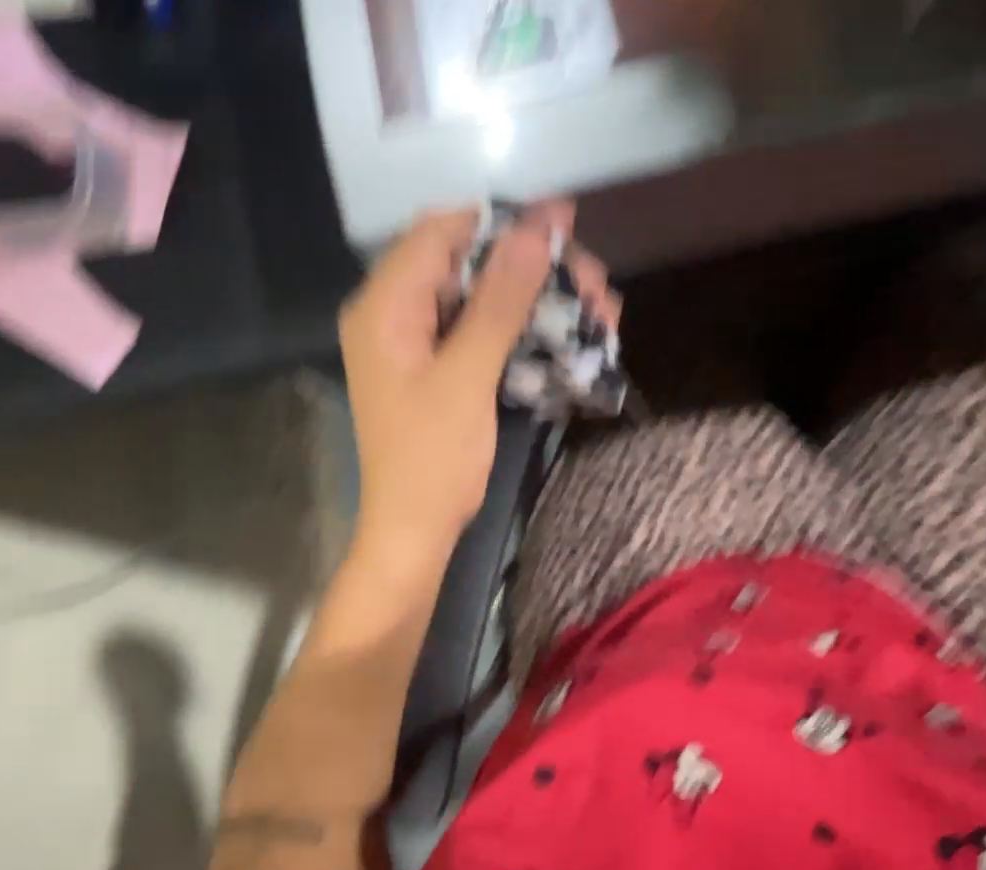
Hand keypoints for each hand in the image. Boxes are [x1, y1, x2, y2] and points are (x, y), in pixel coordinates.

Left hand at [337, 202, 614, 560]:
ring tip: (601, 313)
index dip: (504, 223)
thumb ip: (499, 301)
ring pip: (484, 297)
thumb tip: (536, 228)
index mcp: (385, 306)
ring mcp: (419, 342)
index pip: (441, 232)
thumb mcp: (467, 376)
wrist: (415, 532)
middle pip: (469, 263)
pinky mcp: (441, 368)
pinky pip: (484, 332)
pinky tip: (575, 337)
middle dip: (535, 268)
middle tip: (594, 285)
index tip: (566, 226)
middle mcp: (396, 313)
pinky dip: (526, 330)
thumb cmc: (432, 459)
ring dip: (540, 300)